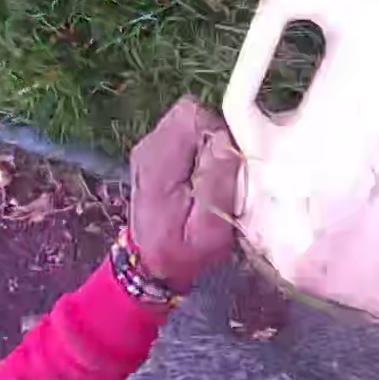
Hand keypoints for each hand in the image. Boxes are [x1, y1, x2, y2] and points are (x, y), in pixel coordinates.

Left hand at [129, 96, 241, 291]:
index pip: (195, 116)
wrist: (152, 265)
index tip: (228, 166)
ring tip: (210, 179)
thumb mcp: (210, 225)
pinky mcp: (157, 152)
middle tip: (221, 174)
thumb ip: (219, 179)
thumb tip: (228, 140)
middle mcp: (150, 145)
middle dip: (216, 137)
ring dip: (210, 145)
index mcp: (159, 160)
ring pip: (193, 123)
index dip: (220, 134)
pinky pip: (188, 136)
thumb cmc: (184, 250)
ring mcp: (150, 147)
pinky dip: (201, 151)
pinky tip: (200, 178)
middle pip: (194, 114)